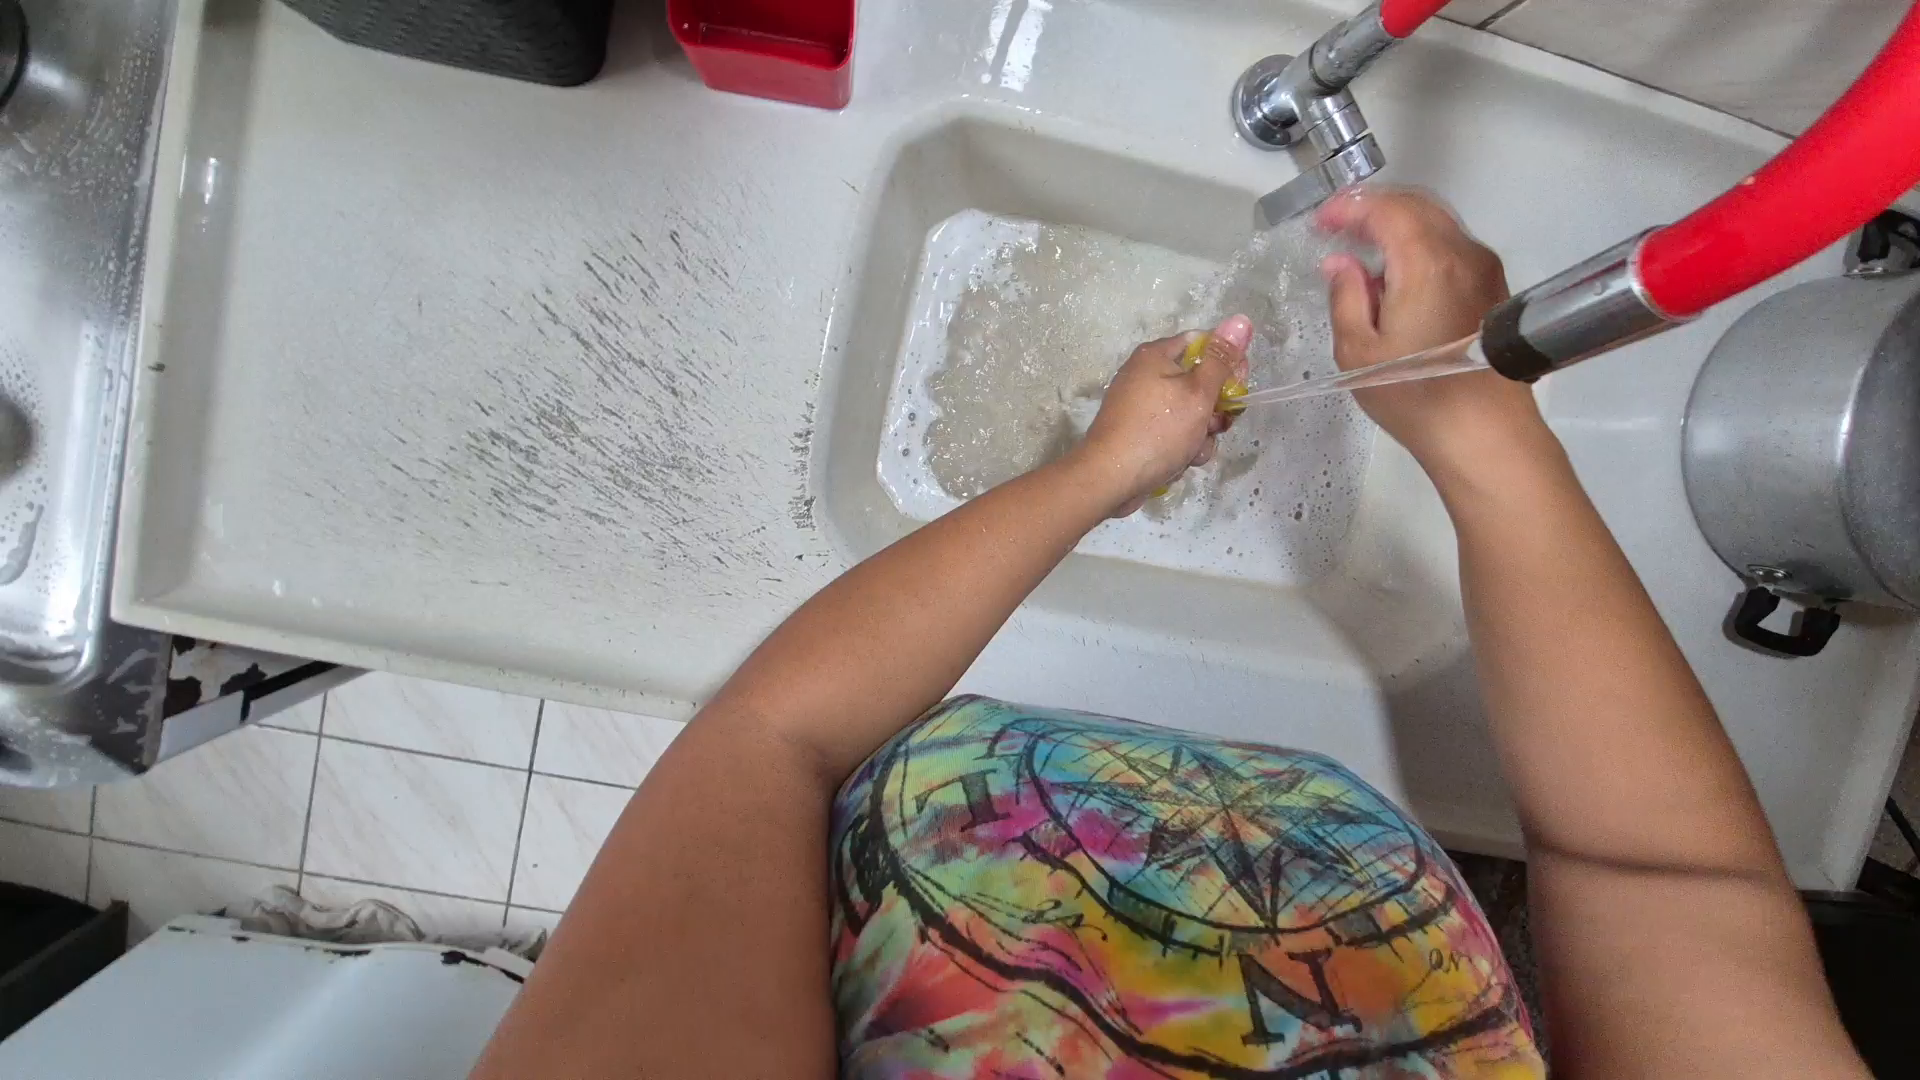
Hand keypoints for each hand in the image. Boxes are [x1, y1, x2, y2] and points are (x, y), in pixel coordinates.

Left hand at [1071, 315, 1252, 516]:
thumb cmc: (1156, 431)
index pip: (1203, 345)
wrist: (1110, 479)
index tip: (1237, 388)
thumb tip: (1241, 319)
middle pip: (1199, 384)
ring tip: (1192, 450)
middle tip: (1213, 425)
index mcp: (1155, 356)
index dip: (1227, 364)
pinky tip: (1179, 463)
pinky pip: (1173, 435)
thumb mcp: (1197, 393)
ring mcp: (1141, 408)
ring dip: (1200, 435)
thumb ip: (1221, 359)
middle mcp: (1145, 377)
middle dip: (1214, 409)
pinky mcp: (1140, 435)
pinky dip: (1182, 449)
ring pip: (1190, 415)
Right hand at [1317, 187, 1550, 483]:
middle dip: (1374, 208)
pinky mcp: (1491, 286)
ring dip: (1397, 225)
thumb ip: (1346, 298)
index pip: (1387, 211)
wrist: (1480, 429)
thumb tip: (1339, 264)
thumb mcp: (1358, 351)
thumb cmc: (1410, 394)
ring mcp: (1482, 268)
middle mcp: (1461, 253)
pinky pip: (1449, 246)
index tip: (1320, 220)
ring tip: (1361, 246)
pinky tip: (1394, 270)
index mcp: (1425, 264)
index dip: (1350, 207)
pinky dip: (1417, 243)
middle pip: (1417, 207)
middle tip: (1337, 225)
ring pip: (1436, 224)